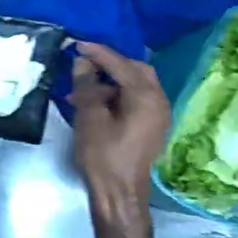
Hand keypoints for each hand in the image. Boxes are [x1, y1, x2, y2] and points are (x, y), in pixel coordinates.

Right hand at [71, 41, 169, 216]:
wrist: (119, 193)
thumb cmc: (103, 156)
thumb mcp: (89, 119)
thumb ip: (87, 87)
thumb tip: (83, 62)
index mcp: (146, 97)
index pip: (122, 65)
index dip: (99, 53)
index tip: (78, 44)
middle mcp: (159, 101)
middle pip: (136, 71)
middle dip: (110, 64)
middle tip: (84, 63)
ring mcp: (159, 115)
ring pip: (136, 86)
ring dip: (112, 81)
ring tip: (83, 88)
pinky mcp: (153, 126)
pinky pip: (136, 100)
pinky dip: (118, 95)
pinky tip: (96, 103)